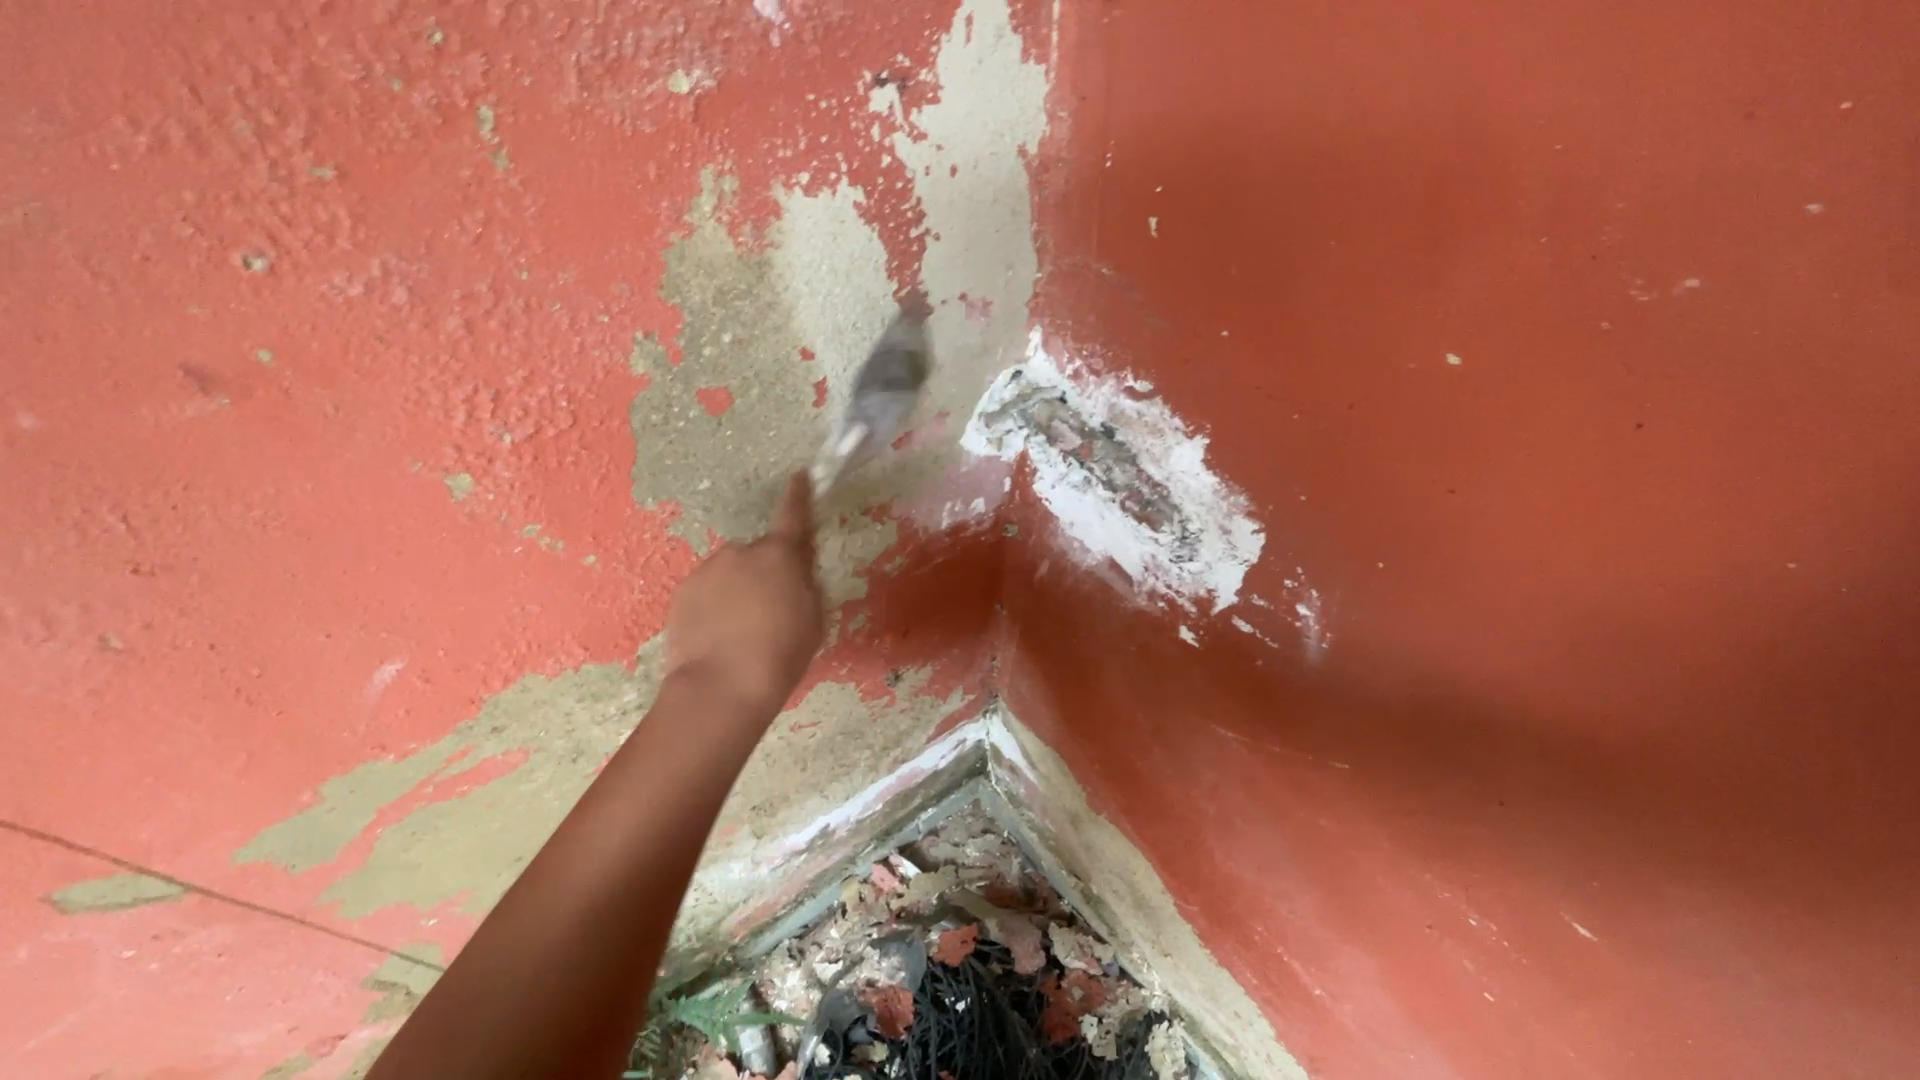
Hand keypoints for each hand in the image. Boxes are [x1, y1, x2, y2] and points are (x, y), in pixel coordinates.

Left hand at [663, 472, 824, 712]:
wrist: (721, 687)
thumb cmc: (781, 655)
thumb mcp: (814, 619)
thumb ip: (808, 585)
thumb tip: (797, 573)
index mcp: (780, 555)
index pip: (794, 516)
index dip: (799, 495)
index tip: (799, 476)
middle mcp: (741, 552)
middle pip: (760, 555)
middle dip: (766, 573)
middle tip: (774, 613)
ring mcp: (707, 571)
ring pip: (730, 574)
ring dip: (738, 592)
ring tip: (743, 633)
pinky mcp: (682, 594)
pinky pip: (707, 593)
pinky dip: (715, 608)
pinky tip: (720, 639)